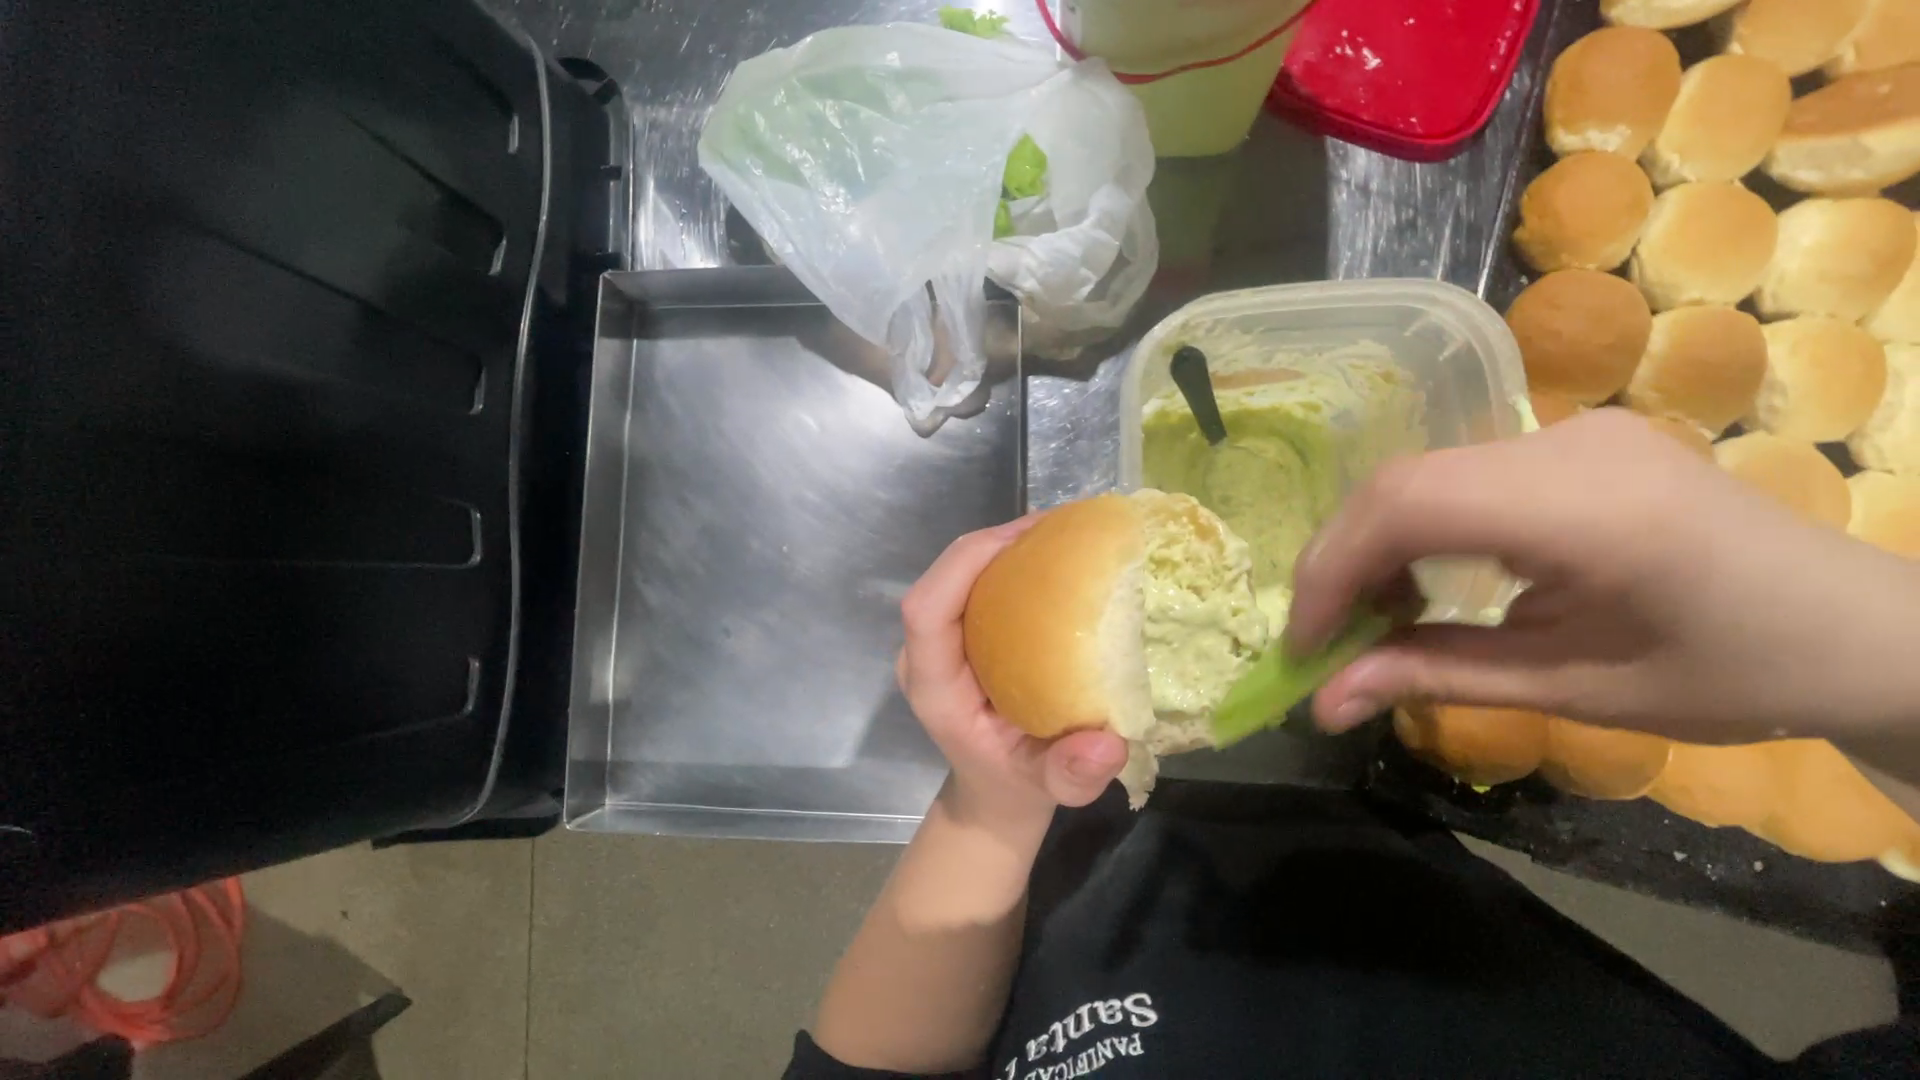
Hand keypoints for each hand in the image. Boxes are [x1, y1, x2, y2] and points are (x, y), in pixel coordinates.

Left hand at [898, 517, 1129, 833]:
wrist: (996, 791)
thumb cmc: (1014, 785)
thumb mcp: (1048, 789)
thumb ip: (1072, 774)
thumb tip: (1108, 746)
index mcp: (934, 686)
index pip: (926, 610)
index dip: (964, 566)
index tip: (1024, 543)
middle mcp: (927, 654)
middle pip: (944, 577)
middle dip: (995, 542)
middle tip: (1061, 526)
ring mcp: (941, 641)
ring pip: (961, 572)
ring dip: (1006, 544)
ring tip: (1063, 530)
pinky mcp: (959, 632)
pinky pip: (977, 583)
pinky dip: (1012, 561)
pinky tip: (1055, 554)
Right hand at [1286, 408, 1919, 744]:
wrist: (1860, 629)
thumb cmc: (1730, 675)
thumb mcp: (1572, 689)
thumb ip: (1435, 678)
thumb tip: (1322, 706)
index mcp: (1590, 509)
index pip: (1408, 506)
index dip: (1332, 570)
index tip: (1306, 643)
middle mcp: (1570, 445)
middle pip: (1400, 484)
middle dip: (1340, 563)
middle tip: (1324, 637)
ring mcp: (1568, 431)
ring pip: (1417, 476)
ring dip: (1371, 547)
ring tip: (1373, 616)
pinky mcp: (1565, 438)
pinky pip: (1452, 476)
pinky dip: (1412, 530)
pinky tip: (1423, 579)